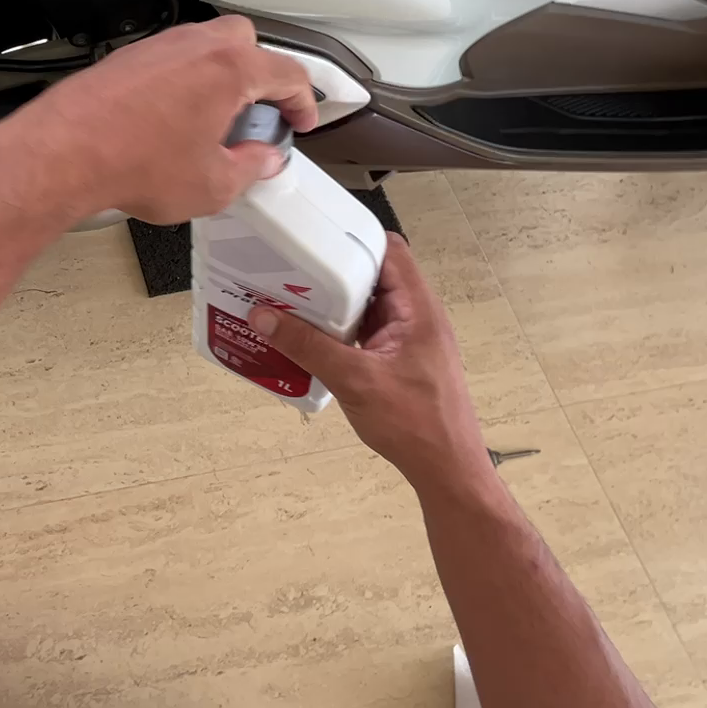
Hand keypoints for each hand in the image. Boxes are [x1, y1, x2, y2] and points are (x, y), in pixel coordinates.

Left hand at [0, 16, 317, 223]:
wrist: (64, 153)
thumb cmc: (129, 161)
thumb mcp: (212, 185)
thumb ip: (250, 169)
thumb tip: (260, 161)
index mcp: (229, 69)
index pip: (289, 73)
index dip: (304, 101)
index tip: (300, 119)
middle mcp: (194, 47)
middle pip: (246, 43)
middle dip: (260, 77)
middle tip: (256, 116)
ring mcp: (156, 48)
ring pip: (203, 49)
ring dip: (217, 79)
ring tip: (211, 124)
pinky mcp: (125, 60)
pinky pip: (168, 63)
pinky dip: (180, 84)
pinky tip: (170, 121)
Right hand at [247, 234, 494, 495]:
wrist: (446, 471)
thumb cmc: (413, 423)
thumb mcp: (354, 380)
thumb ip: (307, 345)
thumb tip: (260, 314)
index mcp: (418, 309)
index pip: (391, 251)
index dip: (354, 237)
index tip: (313, 236)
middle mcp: (414, 315)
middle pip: (373, 274)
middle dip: (331, 267)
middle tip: (288, 266)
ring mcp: (405, 338)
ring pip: (365, 302)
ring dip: (330, 299)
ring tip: (287, 295)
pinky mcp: (395, 358)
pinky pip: (361, 329)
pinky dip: (335, 326)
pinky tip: (303, 334)